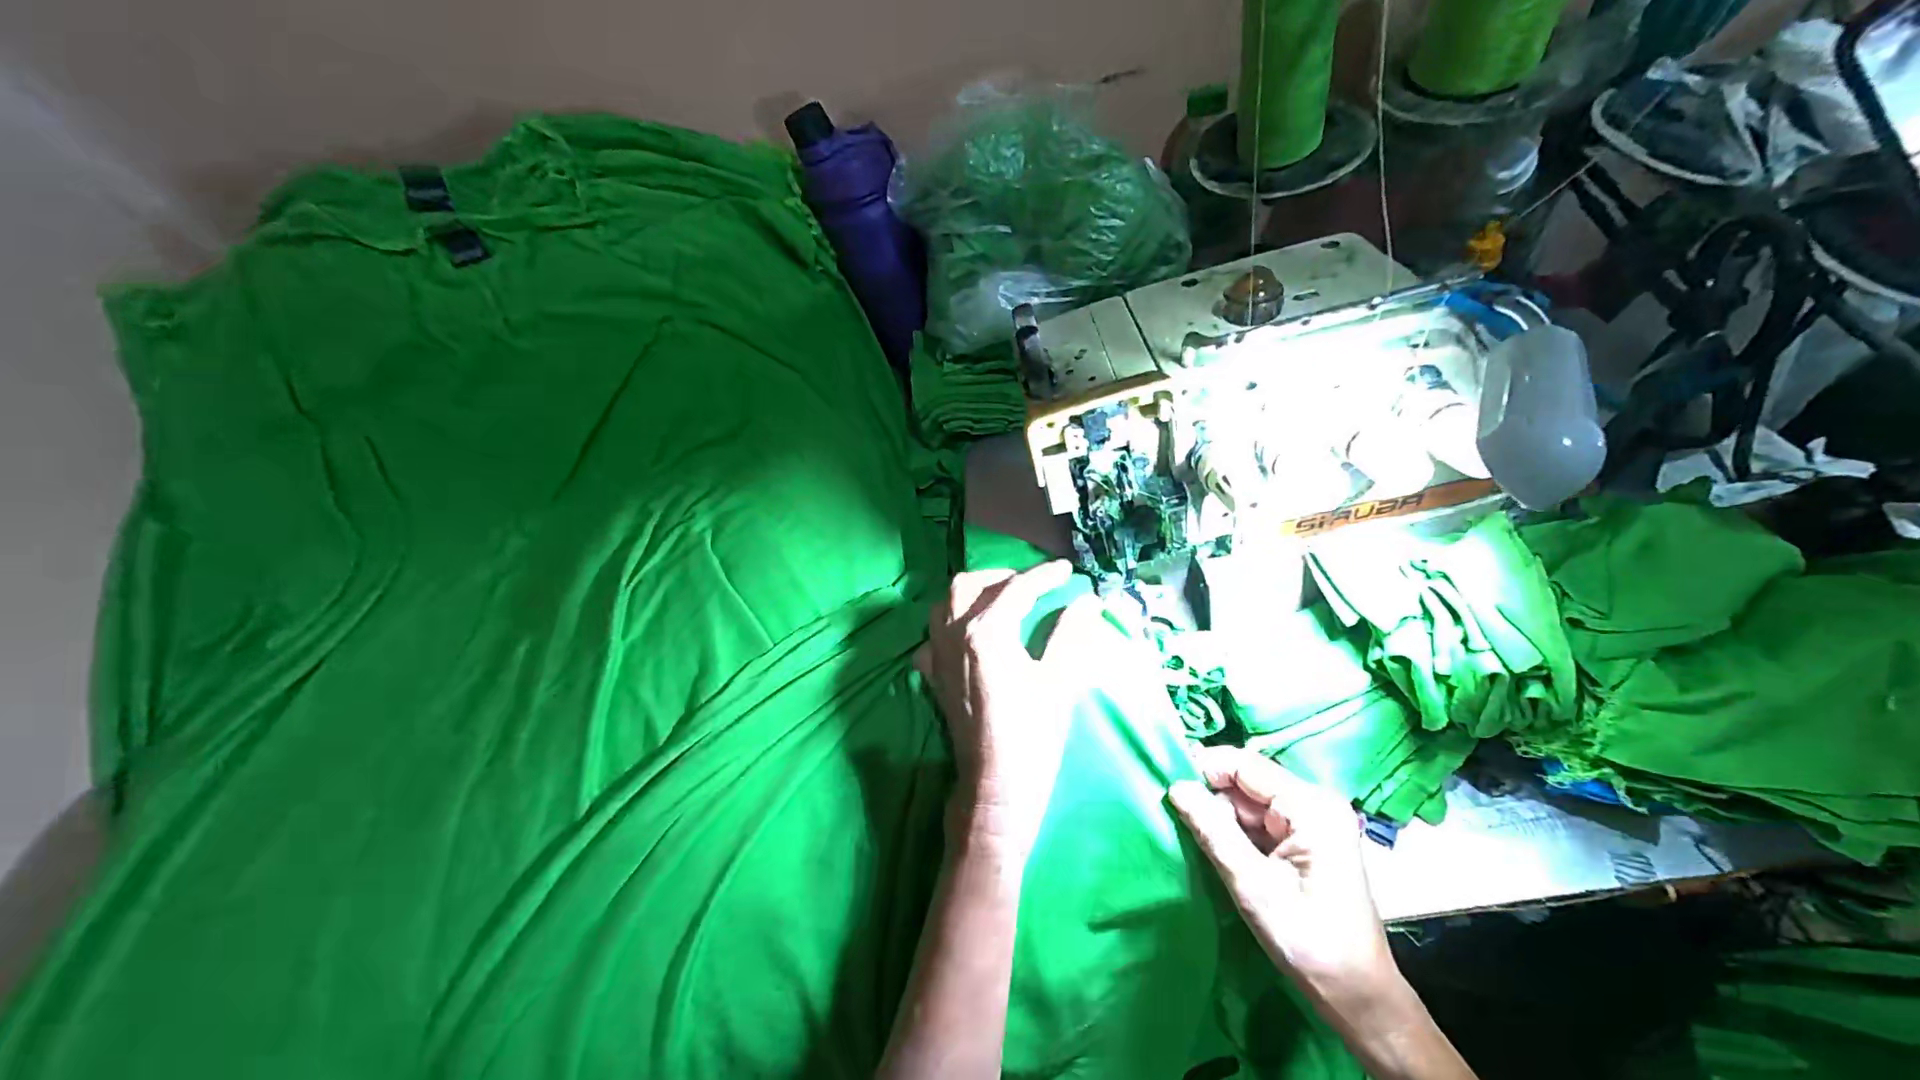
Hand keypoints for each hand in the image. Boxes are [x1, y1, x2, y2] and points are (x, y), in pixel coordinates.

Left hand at [917, 561, 1100, 858]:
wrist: (996, 787)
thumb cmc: (1033, 735)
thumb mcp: (1059, 680)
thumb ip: (1070, 633)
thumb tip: (1088, 601)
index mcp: (986, 631)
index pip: (1017, 588)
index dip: (1044, 576)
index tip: (1066, 570)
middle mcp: (953, 635)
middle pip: (971, 585)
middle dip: (1002, 576)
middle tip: (1033, 583)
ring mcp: (937, 655)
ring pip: (945, 603)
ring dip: (971, 593)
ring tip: (1000, 598)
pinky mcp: (932, 676)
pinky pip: (933, 636)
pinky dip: (949, 624)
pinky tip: (968, 634)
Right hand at [1168, 746, 1395, 1012]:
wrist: (1356, 995)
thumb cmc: (1310, 943)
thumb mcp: (1254, 886)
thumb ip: (1214, 831)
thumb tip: (1175, 787)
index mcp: (1311, 807)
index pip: (1244, 764)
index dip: (1204, 770)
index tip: (1169, 789)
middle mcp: (1314, 802)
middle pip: (1245, 780)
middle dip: (1210, 797)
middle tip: (1180, 822)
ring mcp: (1311, 820)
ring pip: (1247, 800)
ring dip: (1220, 817)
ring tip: (1196, 839)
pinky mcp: (1303, 838)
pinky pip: (1258, 819)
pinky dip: (1234, 831)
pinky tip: (1219, 849)